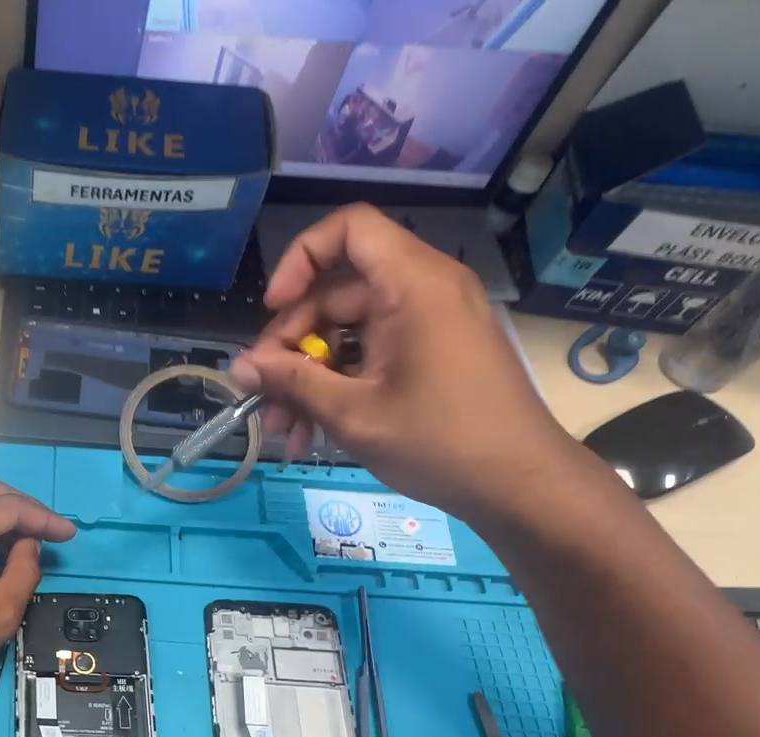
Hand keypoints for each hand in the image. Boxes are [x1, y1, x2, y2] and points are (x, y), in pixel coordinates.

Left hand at [0, 480, 75, 736]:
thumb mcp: (0, 611)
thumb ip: (25, 569)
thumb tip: (31, 545)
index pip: (9, 506)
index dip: (45, 518)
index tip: (71, 534)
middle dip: (25, 511)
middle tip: (55, 533)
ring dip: (2, 519)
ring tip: (34, 541)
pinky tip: (1, 549)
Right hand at [230, 204, 592, 521]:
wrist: (520, 485)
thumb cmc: (439, 441)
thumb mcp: (351, 413)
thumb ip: (290, 382)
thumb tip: (238, 367)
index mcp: (412, 285)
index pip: (349, 229)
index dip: (300, 259)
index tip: (273, 310)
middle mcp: (423, 290)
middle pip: (334, 293)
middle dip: (290, 347)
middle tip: (263, 396)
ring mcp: (428, 322)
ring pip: (345, 333)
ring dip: (307, 378)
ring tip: (285, 430)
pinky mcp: (431, 352)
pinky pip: (369, 353)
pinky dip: (338, 385)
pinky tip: (312, 433)